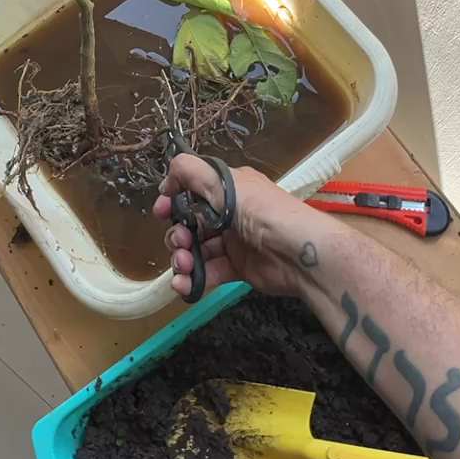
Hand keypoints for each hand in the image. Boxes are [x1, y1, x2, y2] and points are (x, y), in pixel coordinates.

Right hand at [151, 154, 337, 299]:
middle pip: (190, 223)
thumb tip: (166, 180)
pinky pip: (208, 272)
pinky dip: (193, 279)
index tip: (160, 211)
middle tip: (180, 243)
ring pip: (197, 250)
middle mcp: (229, 212)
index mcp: (228, 188)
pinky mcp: (237, 267)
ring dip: (182, 259)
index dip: (173, 201)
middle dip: (177, 234)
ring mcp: (233, 241)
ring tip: (183, 266)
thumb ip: (189, 172)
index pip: (192, 191)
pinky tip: (183, 285)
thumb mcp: (224, 182)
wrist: (299, 252)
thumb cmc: (262, 211)